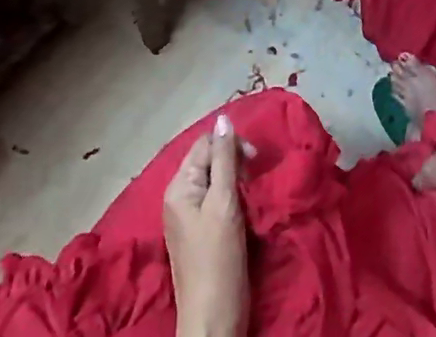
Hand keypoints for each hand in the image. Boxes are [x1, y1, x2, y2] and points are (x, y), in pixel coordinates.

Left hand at [164, 115, 249, 336]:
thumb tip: (223, 118)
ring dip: (235, 180)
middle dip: (234, 161)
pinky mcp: (201, 232)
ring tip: (250, 195)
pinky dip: (233, 198)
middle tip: (254, 179)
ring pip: (215, 180)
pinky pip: (216, 200)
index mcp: (179, 186)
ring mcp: (189, 216)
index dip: (231, 144)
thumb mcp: (224, 203)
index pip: (205, 144)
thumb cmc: (219, 258)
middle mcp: (179, 196)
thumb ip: (225, 159)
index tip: (256, 160)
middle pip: (209, 160)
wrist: (214, 318)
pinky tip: (244, 209)